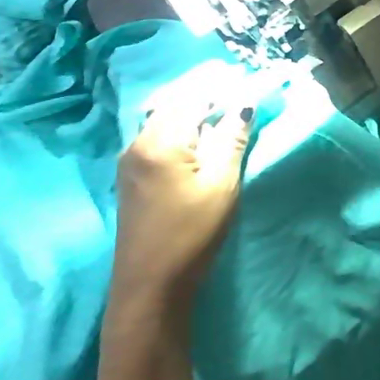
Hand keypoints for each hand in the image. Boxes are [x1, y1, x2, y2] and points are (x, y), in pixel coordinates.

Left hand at [112, 99, 254, 314]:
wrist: (149, 287)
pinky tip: (201, 148)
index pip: (194, 98)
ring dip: (194, 118)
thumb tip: (243, 105)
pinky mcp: (131, 177)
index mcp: (159, 140)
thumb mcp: (221, 184)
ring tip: (225, 127)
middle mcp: (137, 142)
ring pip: (165, 122)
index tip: (249, 93)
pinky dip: (181, 134)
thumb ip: (231, 139)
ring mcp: (130, 160)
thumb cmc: (191, 234)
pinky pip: (158, 139)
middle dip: (208, 101)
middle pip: (176, 106)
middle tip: (240, 109)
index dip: (223, 92)